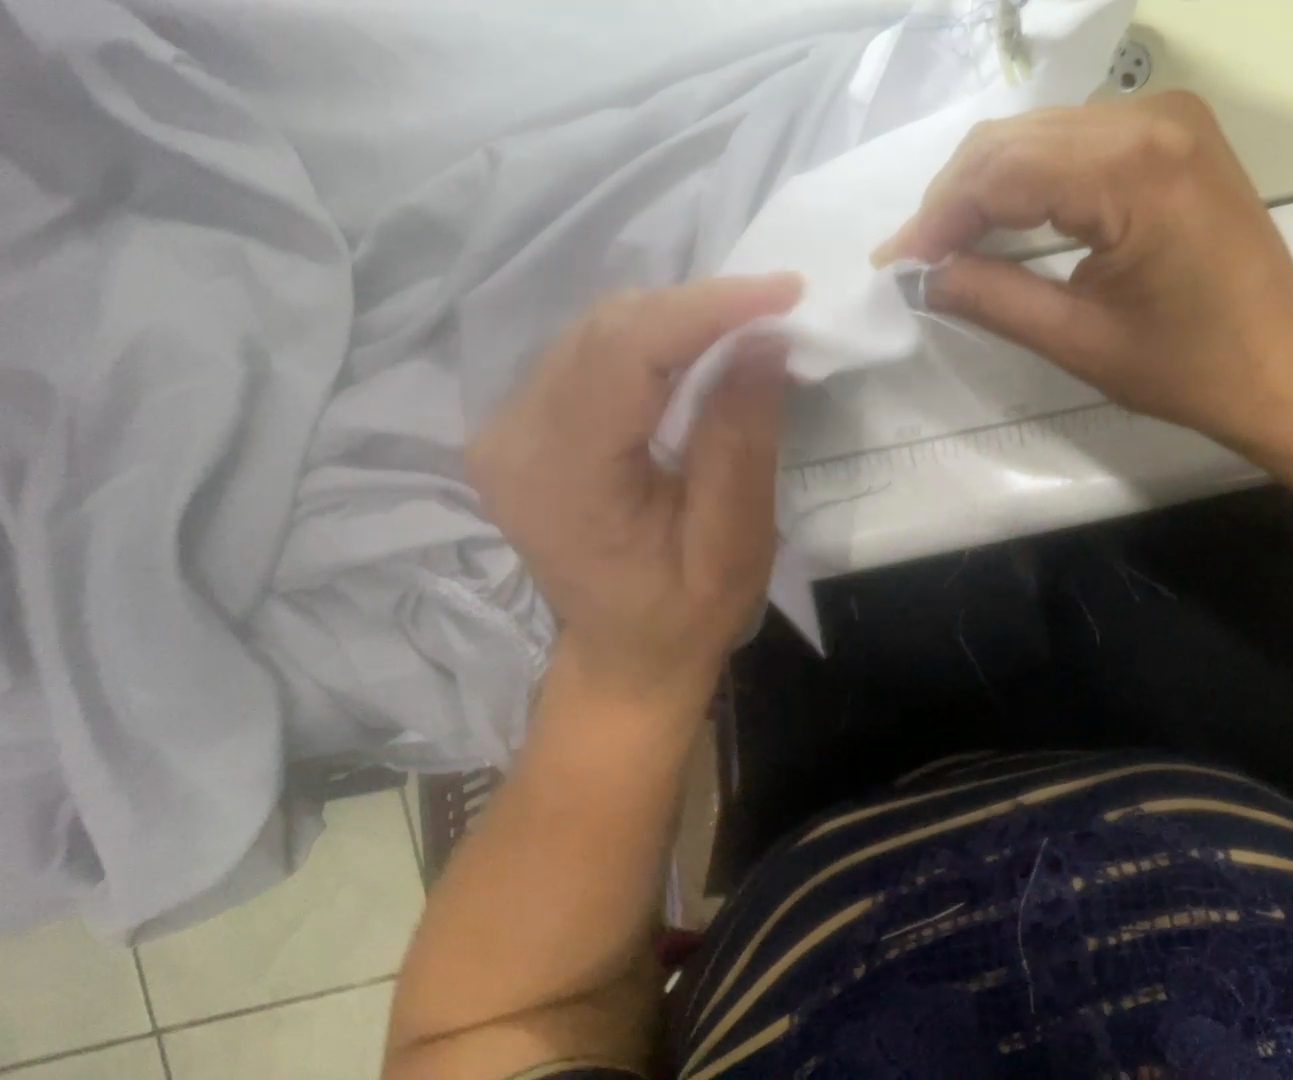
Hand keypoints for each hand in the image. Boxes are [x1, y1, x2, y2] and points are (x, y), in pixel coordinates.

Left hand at [466, 276, 800, 708]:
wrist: (625, 655)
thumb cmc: (685, 615)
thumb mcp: (732, 544)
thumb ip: (740, 443)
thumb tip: (763, 343)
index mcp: (560, 477)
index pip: (626, 353)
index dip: (707, 309)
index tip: (784, 291)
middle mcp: (512, 438)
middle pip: (607, 329)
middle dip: (699, 307)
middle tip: (777, 308)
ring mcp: (506, 427)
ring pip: (597, 330)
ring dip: (678, 318)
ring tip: (748, 326)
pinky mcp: (520, 424)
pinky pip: (590, 351)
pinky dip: (652, 339)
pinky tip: (699, 349)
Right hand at [874, 92, 1292, 444]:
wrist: (1280, 367)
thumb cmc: (1189, 369)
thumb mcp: (1080, 341)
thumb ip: (994, 299)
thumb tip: (923, 277)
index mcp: (1135, 170)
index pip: (1004, 170)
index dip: (939, 216)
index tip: (894, 263)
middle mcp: (1152, 119)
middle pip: (1017, 139)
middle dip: (956, 198)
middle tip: (918, 256)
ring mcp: (1169, 117)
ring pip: (1041, 134)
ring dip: (988, 185)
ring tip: (951, 243)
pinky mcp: (1174, 131)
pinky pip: (1077, 141)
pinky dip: (1032, 178)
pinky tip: (1006, 218)